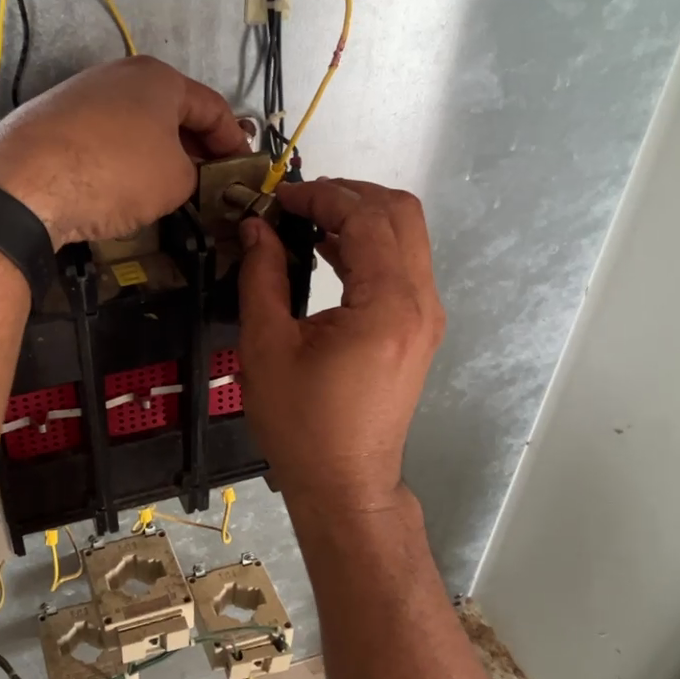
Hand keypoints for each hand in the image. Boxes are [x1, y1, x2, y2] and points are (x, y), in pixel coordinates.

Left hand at [0, 56, 250, 246]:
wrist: (24, 183)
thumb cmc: (115, 174)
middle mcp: (118, 75)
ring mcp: (79, 94)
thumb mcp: (175, 182)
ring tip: (164, 189)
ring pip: (132, 126)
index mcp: (159, 78)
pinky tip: (116, 188)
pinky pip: (99, 140)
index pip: (213, 107)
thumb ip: (195, 174)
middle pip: (170, 112)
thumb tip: (186, 173)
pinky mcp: (48, 120)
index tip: (243, 170)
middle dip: (193, 147)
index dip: (234, 141)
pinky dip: (117, 160)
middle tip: (207, 180)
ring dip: (154, 154)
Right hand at [238, 179, 446, 515]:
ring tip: (305, 222)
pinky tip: (327, 252)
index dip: (320, 197)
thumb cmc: (301, 423)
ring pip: (406, 237)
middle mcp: (420, 303)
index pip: (366, 218)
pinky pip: (400, 267)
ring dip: (359, 218)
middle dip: (348, 195)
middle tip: (297, 202)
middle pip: (401, 214)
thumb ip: (262, 276)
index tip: (278, 198)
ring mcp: (425, 317)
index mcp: (387, 306)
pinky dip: (367, 247)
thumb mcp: (266, 346)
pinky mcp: (417, 330)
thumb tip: (255, 228)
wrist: (343, 483)